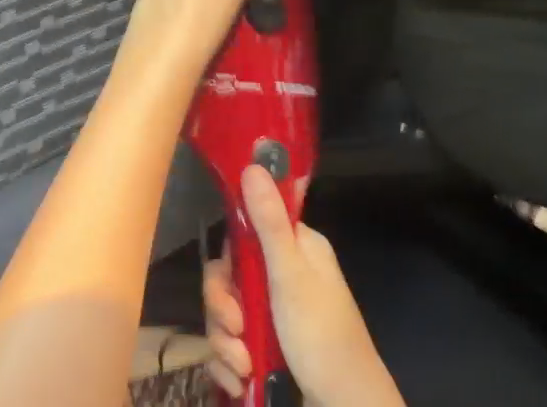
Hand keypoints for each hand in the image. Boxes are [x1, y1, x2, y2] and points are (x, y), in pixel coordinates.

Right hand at [203, 167, 404, 406]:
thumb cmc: (323, 337)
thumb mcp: (292, 277)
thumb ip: (269, 223)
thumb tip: (254, 164)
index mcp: (297, 251)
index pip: (245, 233)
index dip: (228, 257)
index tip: (227, 278)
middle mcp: (284, 277)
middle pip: (228, 276)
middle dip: (222, 309)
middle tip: (236, 329)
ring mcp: (273, 314)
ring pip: (224, 313)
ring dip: (225, 343)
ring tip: (244, 367)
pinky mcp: (264, 347)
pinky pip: (229, 345)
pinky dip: (229, 365)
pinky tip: (240, 382)